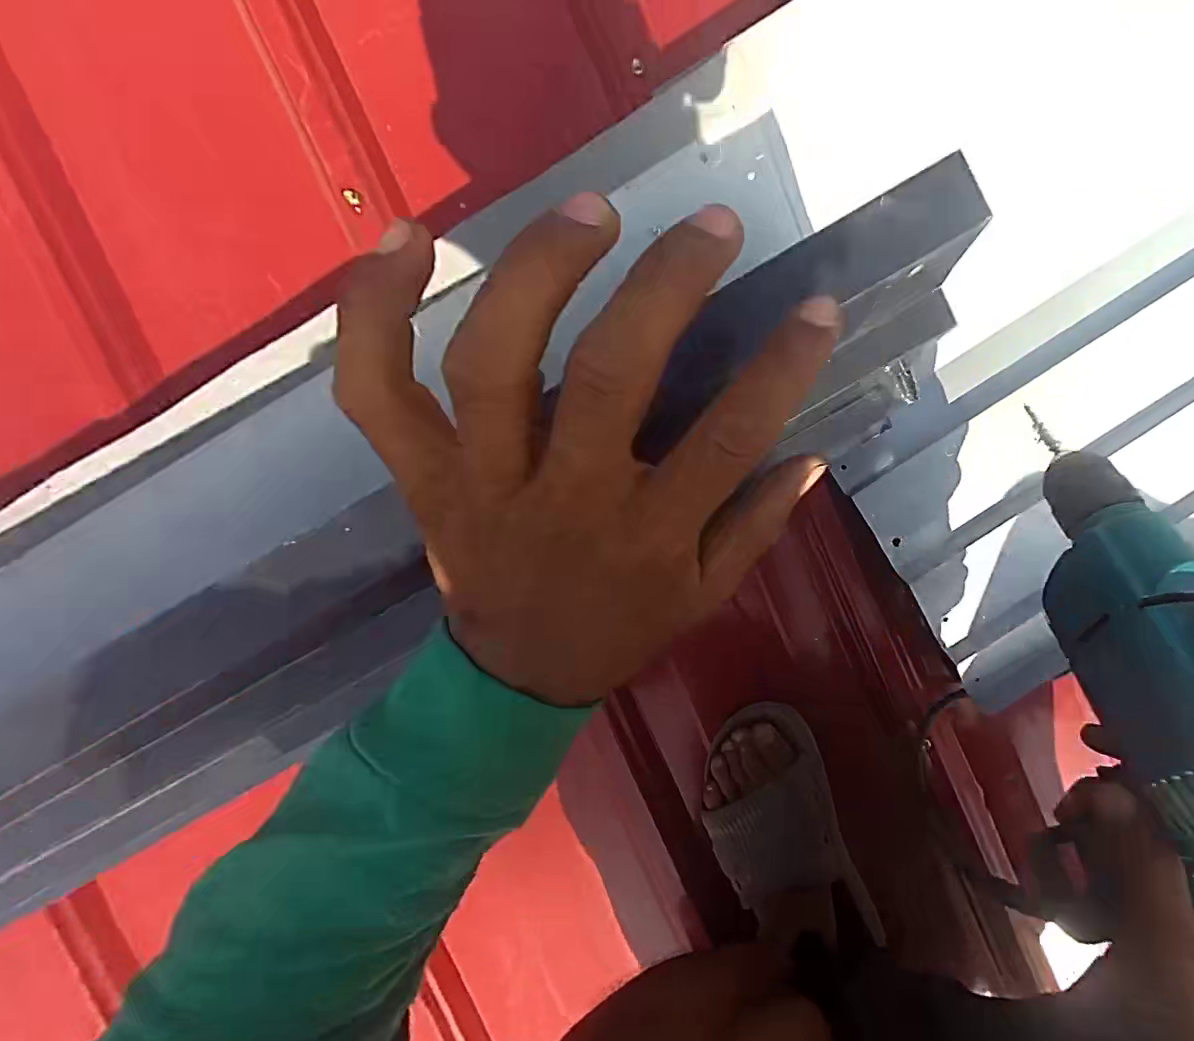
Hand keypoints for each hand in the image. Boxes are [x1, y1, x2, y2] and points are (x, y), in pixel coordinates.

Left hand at [334, 197, 839, 704]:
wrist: (515, 674)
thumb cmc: (618, 628)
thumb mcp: (703, 597)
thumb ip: (756, 528)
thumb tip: (811, 457)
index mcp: (644, 538)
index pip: (726, 442)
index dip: (781, 369)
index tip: (818, 309)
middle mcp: (563, 501)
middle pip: (606, 378)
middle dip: (664, 288)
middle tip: (709, 229)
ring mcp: (480, 483)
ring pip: (491, 364)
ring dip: (536, 272)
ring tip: (590, 213)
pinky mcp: (421, 476)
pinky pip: (378, 391)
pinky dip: (375, 312)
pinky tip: (410, 238)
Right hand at [1048, 780, 1193, 1040]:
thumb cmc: (1183, 1020)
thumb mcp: (1168, 944)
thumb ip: (1145, 863)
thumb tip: (1111, 787)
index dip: (1172, 767)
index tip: (1109, 747)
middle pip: (1177, 811)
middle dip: (1119, 796)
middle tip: (1073, 797)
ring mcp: (1192, 896)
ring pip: (1143, 829)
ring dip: (1097, 818)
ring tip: (1060, 822)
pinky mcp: (1153, 906)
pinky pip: (1121, 855)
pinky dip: (1090, 843)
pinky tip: (1061, 844)